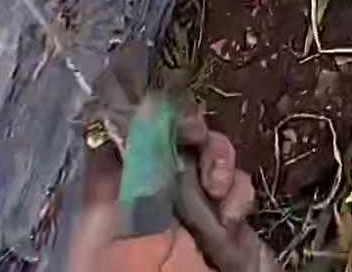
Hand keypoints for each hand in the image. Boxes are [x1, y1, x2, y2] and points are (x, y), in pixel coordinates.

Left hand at [66, 119, 256, 271]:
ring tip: (222, 191)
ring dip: (223, 165)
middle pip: (174, 145)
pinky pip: (233, 192)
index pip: (124, 143)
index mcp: (111, 209)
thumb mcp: (134, 245)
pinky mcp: (218, 231)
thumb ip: (141, 178)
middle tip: (206, 152)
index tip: (175, 113)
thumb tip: (146, 106)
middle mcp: (146, 207)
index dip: (151, 119)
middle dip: (200, 139)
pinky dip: (239, 193)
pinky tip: (236, 215)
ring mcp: (184, 221)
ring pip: (209, 162)